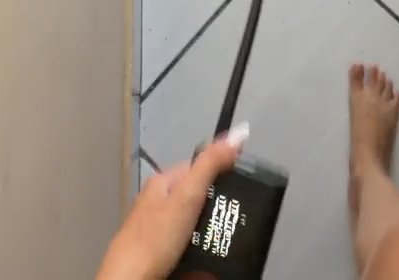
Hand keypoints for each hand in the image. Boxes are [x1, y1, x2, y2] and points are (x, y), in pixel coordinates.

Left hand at [96, 125, 247, 279]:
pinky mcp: (158, 259)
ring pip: (192, 230)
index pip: (197, 168)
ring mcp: (156, 233)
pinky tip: (211, 268)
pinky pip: (187, 253)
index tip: (242, 190)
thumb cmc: (157, 236)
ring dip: (210, 237)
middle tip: (238, 223)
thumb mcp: (187, 195)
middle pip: (195, 201)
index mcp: (161, 184)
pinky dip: (200, 260)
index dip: (220, 175)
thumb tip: (240, 133)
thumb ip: (211, 164)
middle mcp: (156, 205)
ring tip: (230, 244)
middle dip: (216, 212)